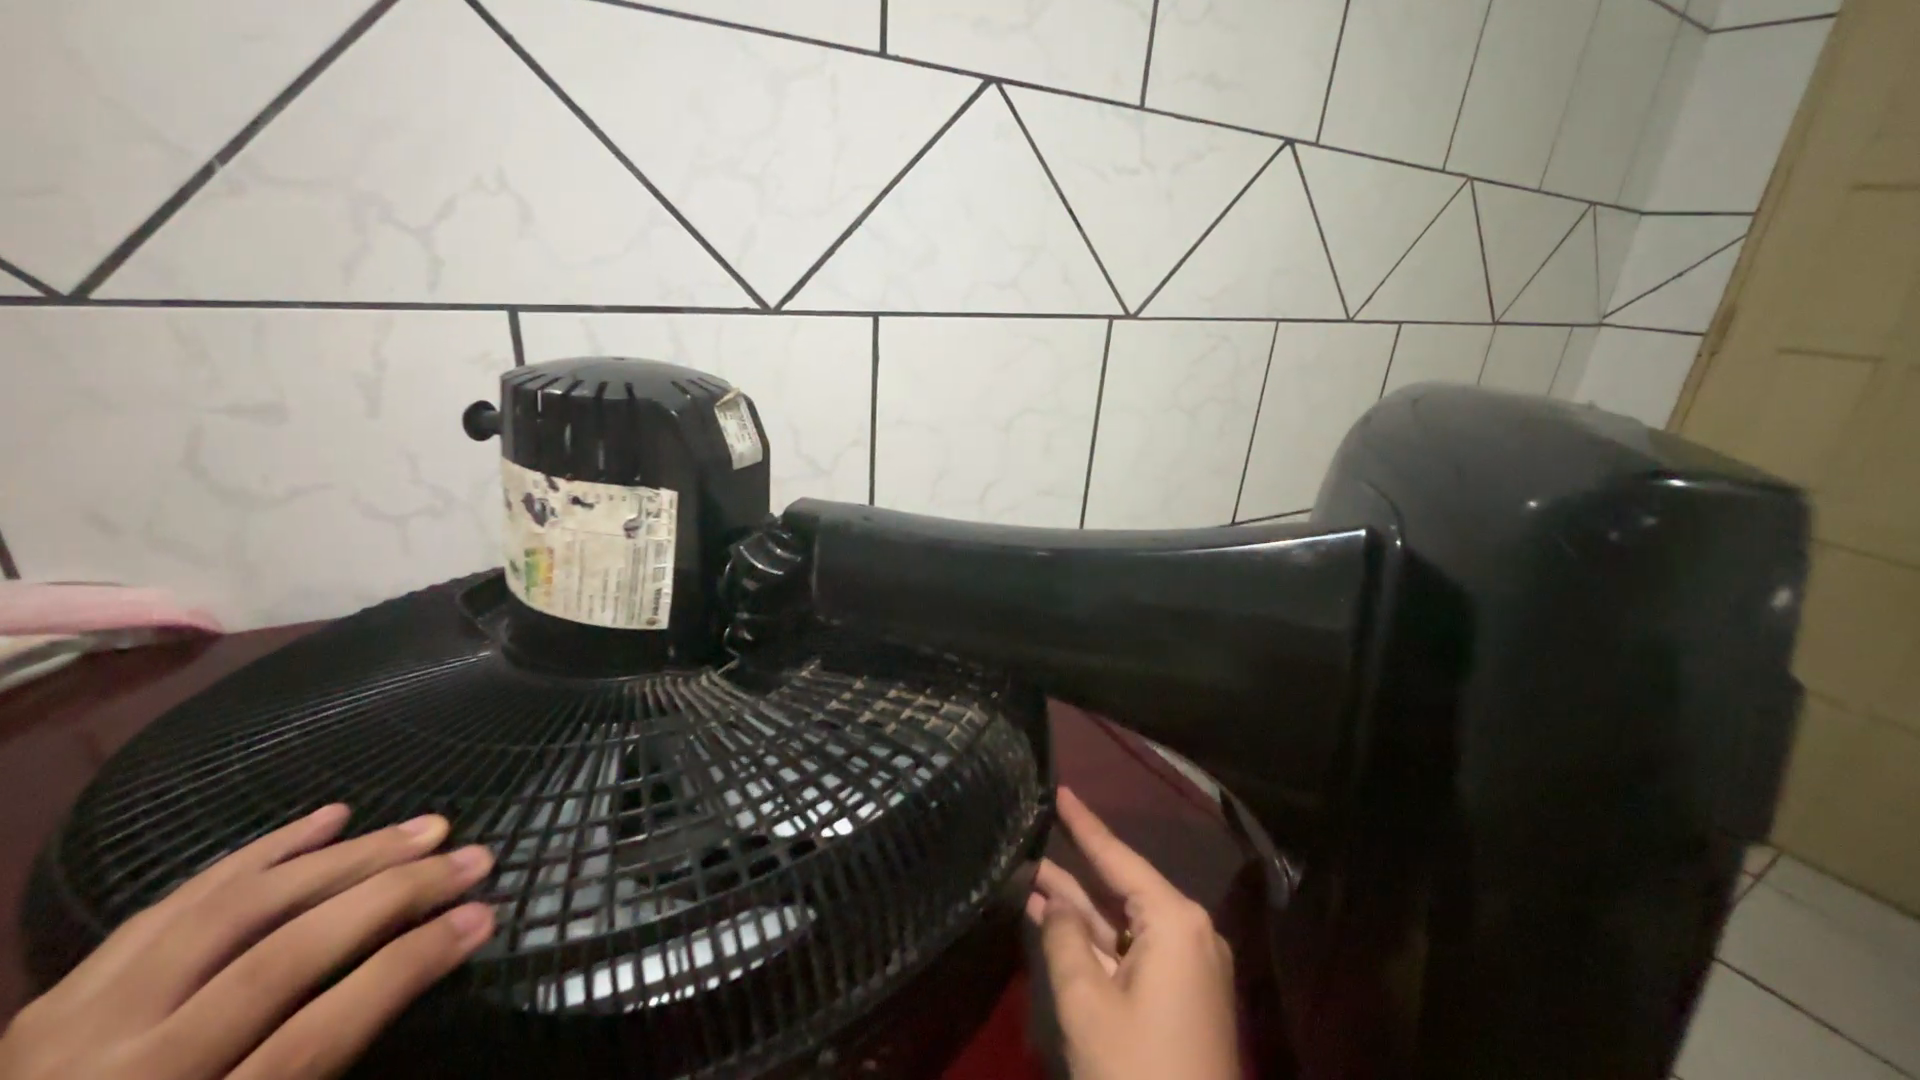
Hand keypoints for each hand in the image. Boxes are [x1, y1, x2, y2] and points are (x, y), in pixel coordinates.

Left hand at [0, 805, 495, 1079]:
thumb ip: (317, 1065)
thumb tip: (416, 965)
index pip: (318, 1034)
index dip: (409, 967)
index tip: (482, 916)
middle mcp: (125, 1071)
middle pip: (279, 960)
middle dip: (393, 896)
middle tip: (472, 856)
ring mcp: (77, 1028)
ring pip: (233, 912)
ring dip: (343, 858)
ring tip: (422, 827)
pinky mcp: (56, 998)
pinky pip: (174, 903)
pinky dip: (260, 853)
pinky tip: (326, 820)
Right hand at [1029, 788, 1238, 1079]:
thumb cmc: (1137, 1066)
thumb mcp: (1087, 1001)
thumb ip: (1064, 939)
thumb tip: (1054, 901)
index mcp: (1174, 921)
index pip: (1119, 857)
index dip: (1084, 824)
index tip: (1060, 789)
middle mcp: (1187, 932)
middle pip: (1121, 886)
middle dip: (1075, 866)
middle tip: (1034, 829)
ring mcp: (1186, 966)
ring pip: (1123, 921)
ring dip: (1079, 906)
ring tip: (1028, 872)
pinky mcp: (1180, 995)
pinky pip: (1132, 950)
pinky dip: (1096, 939)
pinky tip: (1055, 920)